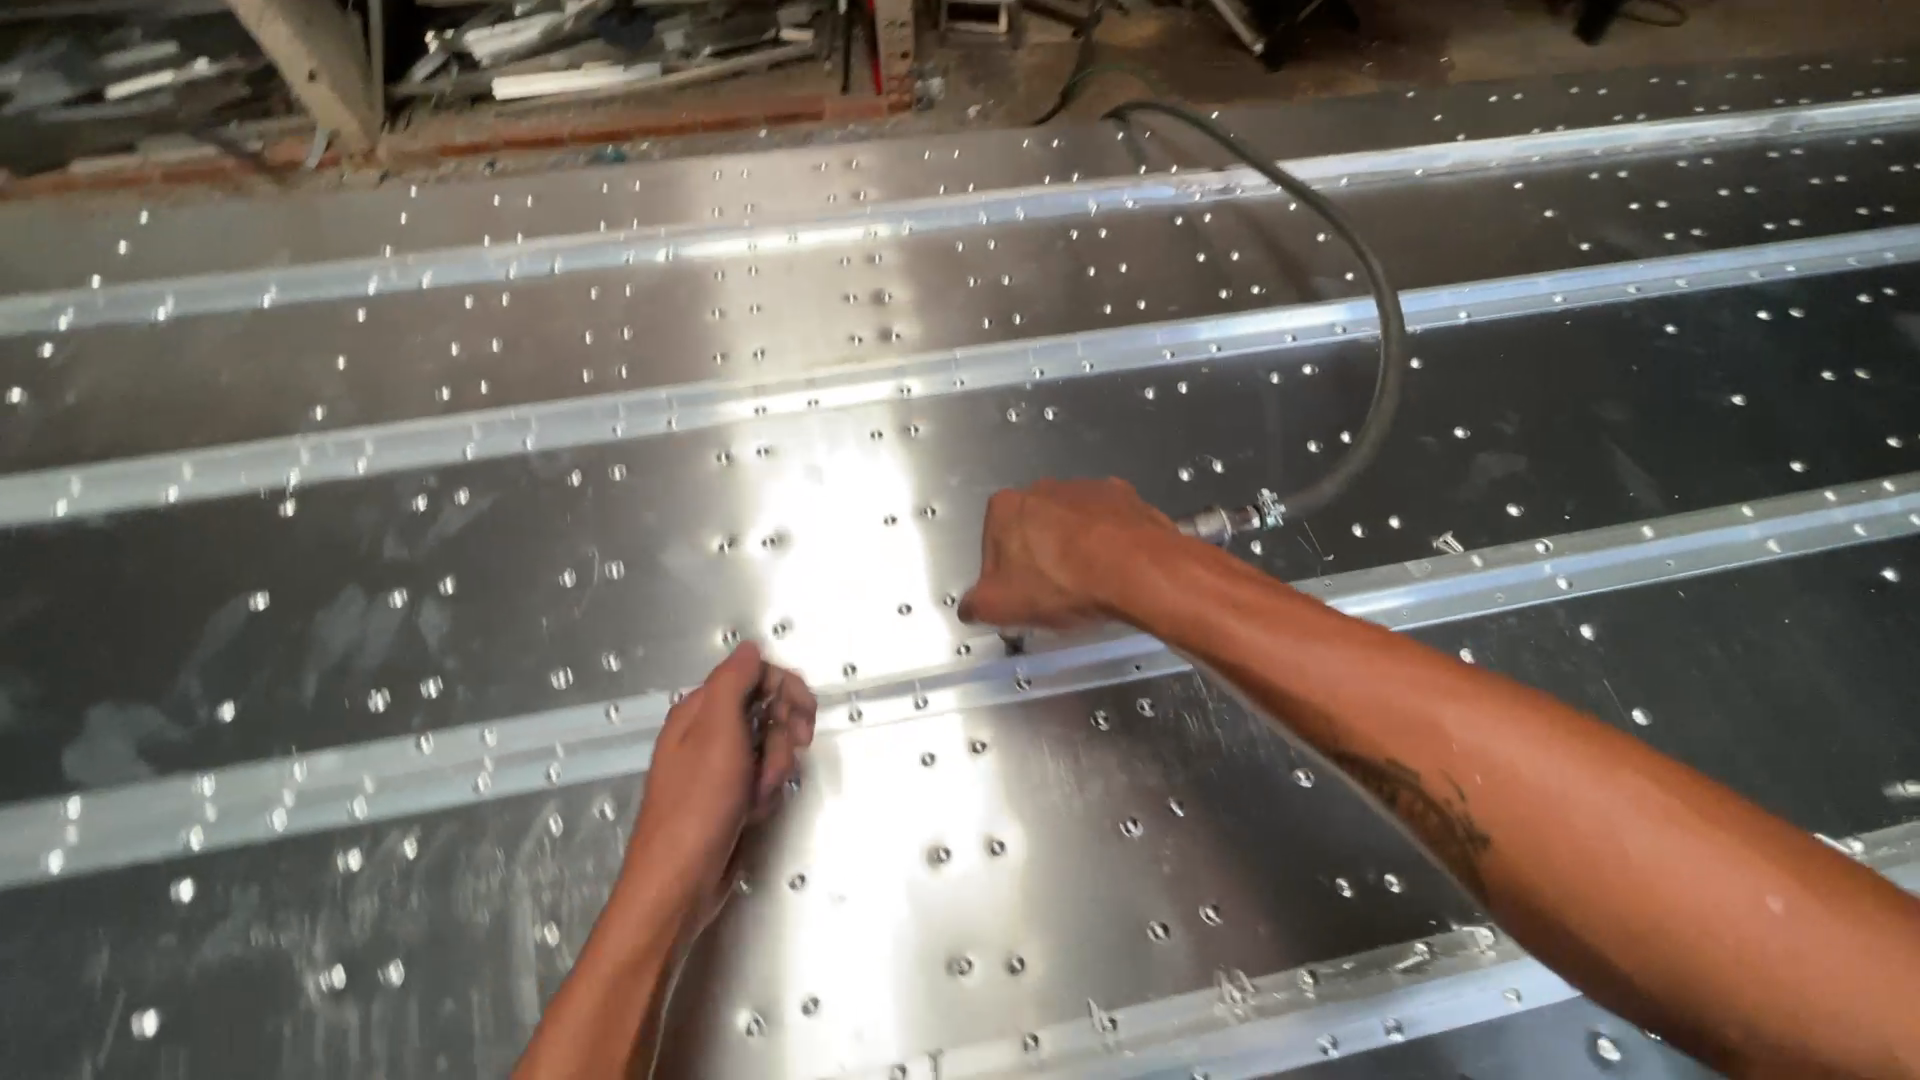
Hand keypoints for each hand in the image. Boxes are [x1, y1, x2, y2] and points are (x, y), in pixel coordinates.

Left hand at [623, 643, 816, 920]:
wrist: (680, 883)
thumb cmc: (698, 806)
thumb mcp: (717, 732)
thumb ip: (734, 681)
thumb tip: (750, 648)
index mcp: (700, 710)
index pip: (754, 675)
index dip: (784, 690)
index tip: (802, 715)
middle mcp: (708, 732)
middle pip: (767, 709)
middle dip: (782, 736)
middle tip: (777, 760)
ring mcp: (720, 766)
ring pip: (771, 746)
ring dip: (774, 769)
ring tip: (756, 795)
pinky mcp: (731, 796)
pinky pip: (765, 777)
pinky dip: (767, 792)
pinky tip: (753, 811)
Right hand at [958, 478, 1175, 629]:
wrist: (1137, 570)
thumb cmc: (1062, 583)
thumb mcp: (999, 607)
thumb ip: (975, 604)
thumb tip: (970, 607)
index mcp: (1005, 506)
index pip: (992, 546)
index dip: (1004, 577)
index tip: (1020, 599)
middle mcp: (1043, 487)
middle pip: (1032, 531)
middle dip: (1039, 559)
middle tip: (1054, 596)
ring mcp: (1086, 488)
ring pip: (1071, 526)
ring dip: (1075, 551)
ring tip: (1089, 586)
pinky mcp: (1125, 497)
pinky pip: (1107, 525)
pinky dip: (1108, 544)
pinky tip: (1114, 571)